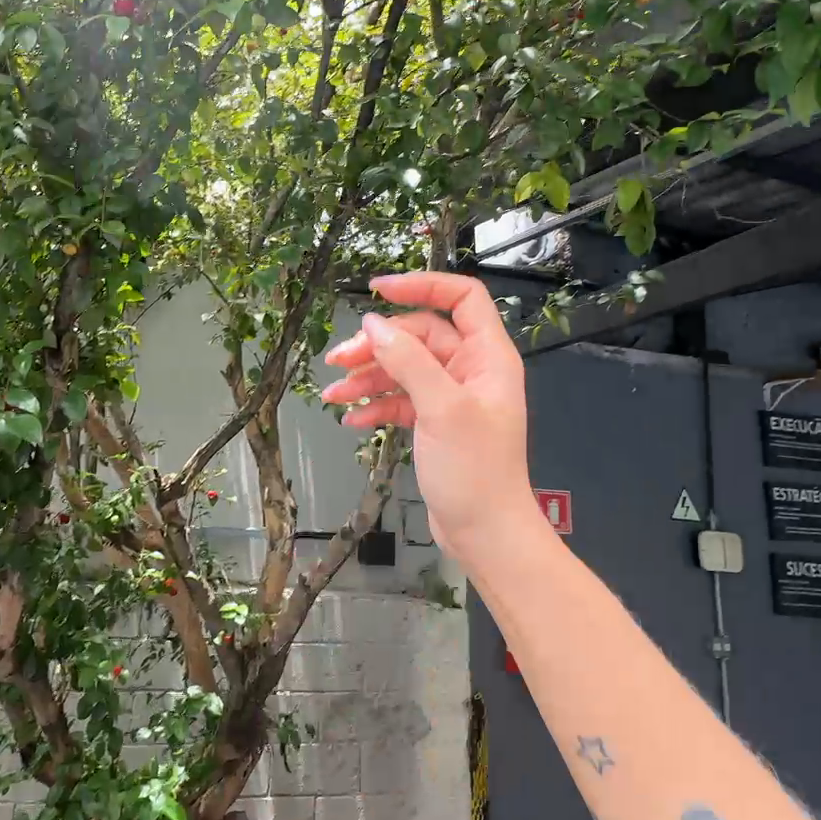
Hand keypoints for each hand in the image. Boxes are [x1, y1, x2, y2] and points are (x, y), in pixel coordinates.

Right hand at [319, 272, 539, 559]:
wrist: (486, 533)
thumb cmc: (475, 470)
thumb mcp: (441, 409)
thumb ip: (408, 361)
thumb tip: (373, 324)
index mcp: (487, 356)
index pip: (460, 298)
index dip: (421, 286)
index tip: (376, 290)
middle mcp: (470, 370)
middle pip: (418, 336)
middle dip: (377, 345)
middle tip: (337, 361)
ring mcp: (451, 397)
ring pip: (403, 369)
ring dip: (367, 377)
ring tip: (333, 393)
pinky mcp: (434, 423)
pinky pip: (399, 400)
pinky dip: (375, 405)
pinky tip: (352, 418)